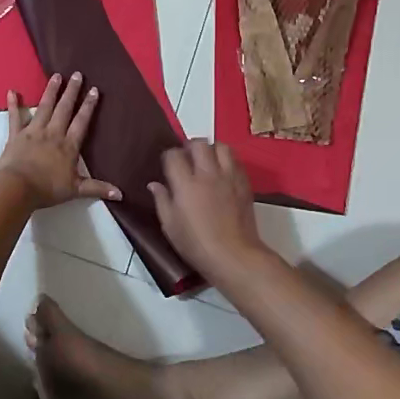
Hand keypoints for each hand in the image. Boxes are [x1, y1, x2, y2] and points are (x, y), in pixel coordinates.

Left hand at [0, 73, 120, 209]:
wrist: (18, 188)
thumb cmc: (48, 189)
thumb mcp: (76, 190)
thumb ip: (98, 188)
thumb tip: (121, 194)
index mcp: (68, 145)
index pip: (81, 122)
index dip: (88, 106)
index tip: (94, 90)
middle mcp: (53, 133)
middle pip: (64, 109)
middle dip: (71, 91)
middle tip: (77, 74)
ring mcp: (33, 132)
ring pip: (44, 107)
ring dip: (50, 91)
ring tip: (56, 76)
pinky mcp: (16, 135)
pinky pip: (14, 117)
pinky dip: (13, 104)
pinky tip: (12, 91)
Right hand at [148, 140, 271, 279]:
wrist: (233, 255)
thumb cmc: (196, 244)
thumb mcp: (170, 225)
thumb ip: (161, 200)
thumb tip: (155, 185)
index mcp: (185, 184)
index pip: (174, 155)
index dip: (168, 157)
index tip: (167, 166)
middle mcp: (208, 174)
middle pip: (199, 144)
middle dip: (190, 147)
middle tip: (186, 158)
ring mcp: (229, 177)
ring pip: (221, 146)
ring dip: (211, 149)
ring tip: (206, 161)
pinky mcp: (244, 184)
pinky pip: (236, 161)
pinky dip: (227, 161)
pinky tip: (222, 173)